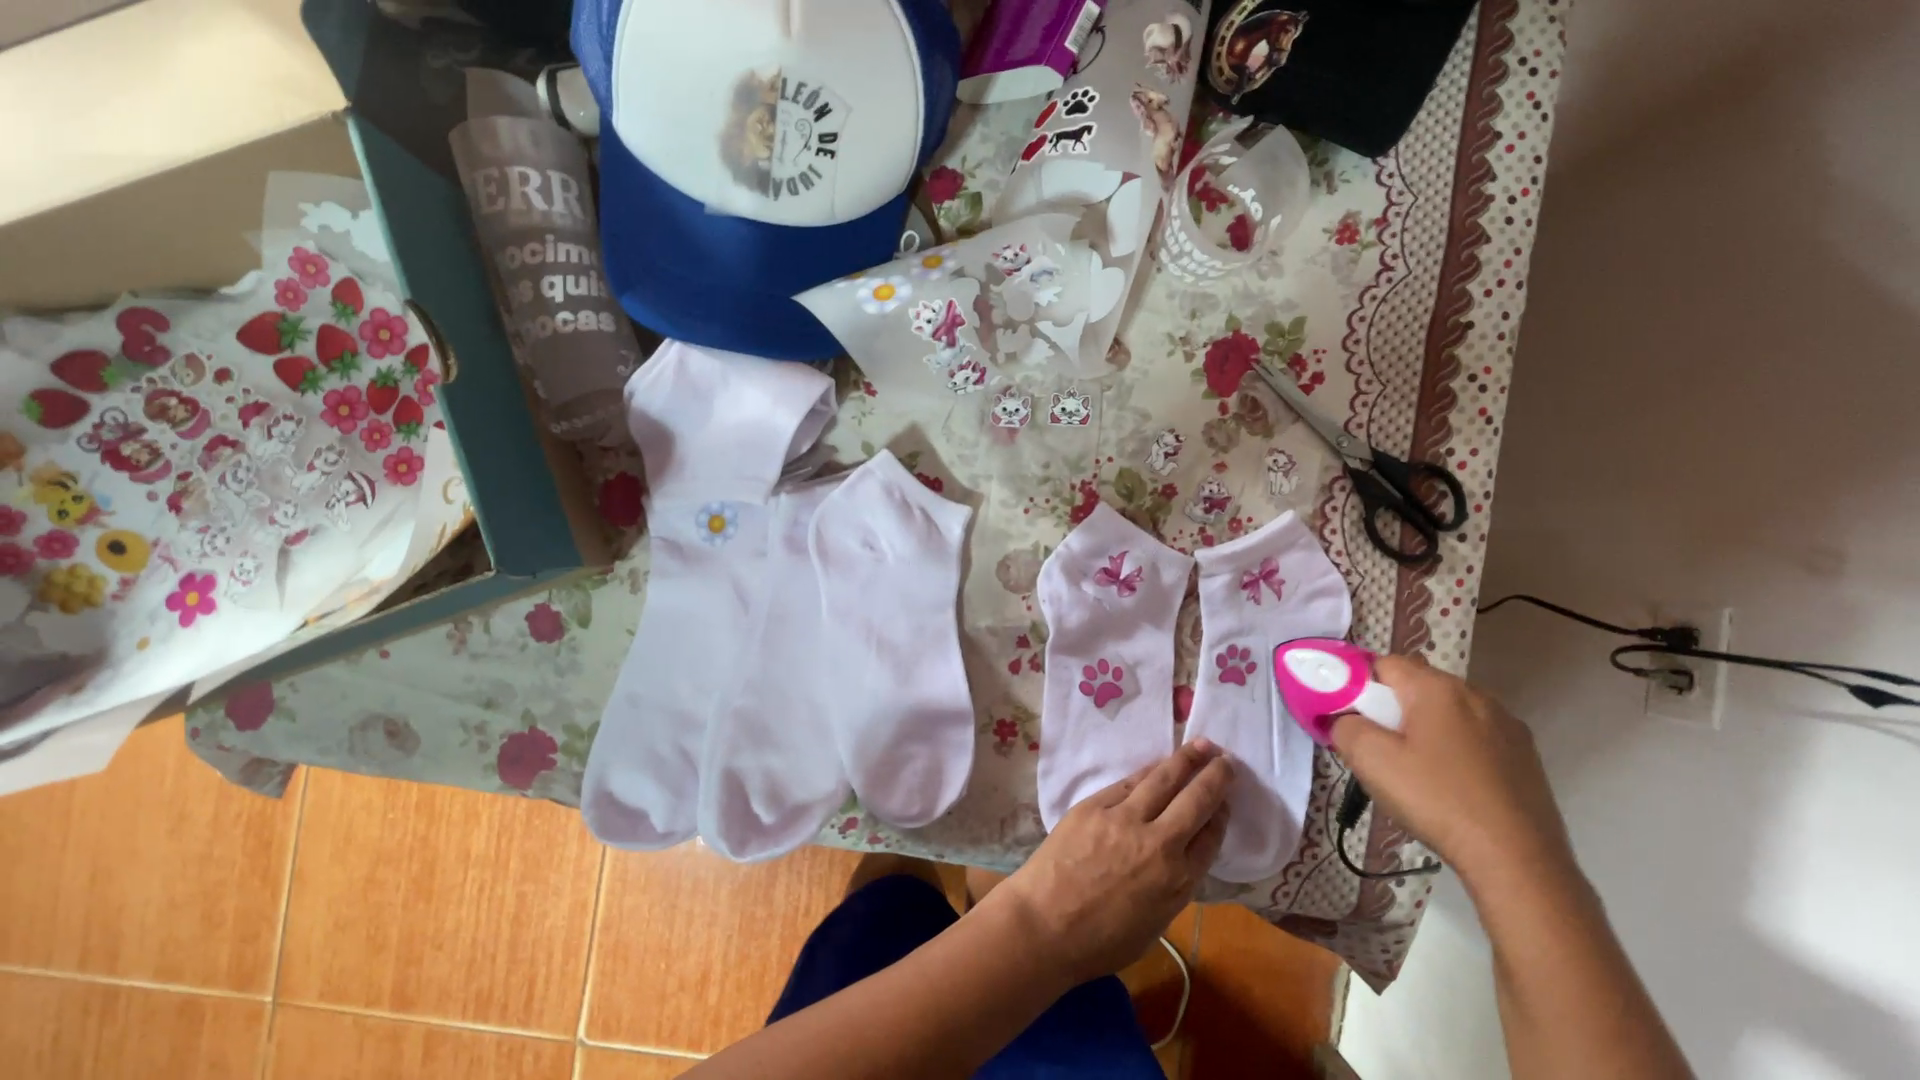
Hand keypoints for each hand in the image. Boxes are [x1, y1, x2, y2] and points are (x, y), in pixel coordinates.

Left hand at [983, 742, 1231, 985]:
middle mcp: (1158, 843)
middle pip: (1196, 800)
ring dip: (1185, 760)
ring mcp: (1123, 819)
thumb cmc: (1098, 942)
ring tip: (1201, 745)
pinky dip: (1148, 771)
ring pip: (1163, 779)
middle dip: (1215, 778)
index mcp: (1177, 880)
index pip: (1210, 836)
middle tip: (1226, 761)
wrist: (1043, 927)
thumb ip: (1173, 886)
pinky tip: (1157, 765)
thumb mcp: (1154, 924)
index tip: (1226, 800)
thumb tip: (1179, 858)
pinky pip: (1128, 783)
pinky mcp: (1093, 806)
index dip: (1221, 814)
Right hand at [1331, 655, 1574, 888]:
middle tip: (1379, 752)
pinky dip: (1456, 752)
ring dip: (1426, 732)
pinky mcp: (1526, 756)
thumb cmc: (1438, 800)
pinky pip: (1476, 739)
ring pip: (1449, 715)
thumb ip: (1345, 727)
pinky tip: (1453, 788)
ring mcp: (1507, 725)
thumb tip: (1345, 720)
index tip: (1349, 720)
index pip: (1384, 663)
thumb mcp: (1372, 762)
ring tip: (1417, 774)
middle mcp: (1477, 695)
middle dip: (1392, 711)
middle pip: (1418, 688)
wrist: (1517, 858)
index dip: (1359, 685)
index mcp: (1438, 689)